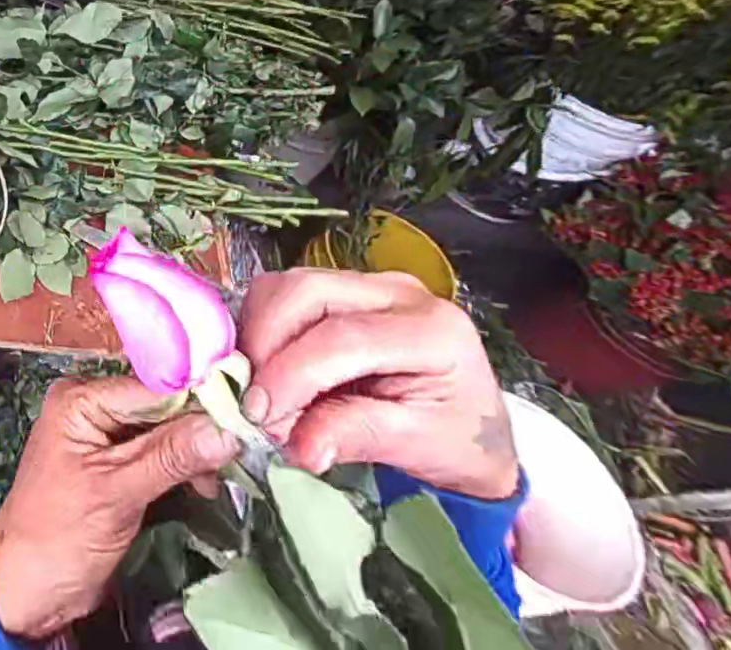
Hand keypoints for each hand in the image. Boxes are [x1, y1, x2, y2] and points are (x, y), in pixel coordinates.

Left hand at [0, 377, 239, 637]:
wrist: (24, 593)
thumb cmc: (58, 538)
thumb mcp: (117, 494)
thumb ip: (171, 457)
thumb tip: (226, 430)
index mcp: (81, 397)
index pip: (152, 387)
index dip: (197, 399)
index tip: (239, 413)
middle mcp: (94, 401)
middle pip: (161, 402)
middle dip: (198, 426)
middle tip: (237, 446)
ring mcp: (106, 429)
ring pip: (166, 425)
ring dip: (194, 448)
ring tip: (220, 473)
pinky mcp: (118, 456)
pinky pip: (160, 446)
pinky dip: (182, 462)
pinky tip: (204, 481)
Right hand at [238, 269, 517, 500]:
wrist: (476, 425)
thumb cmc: (459, 441)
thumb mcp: (421, 448)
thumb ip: (358, 436)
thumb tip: (298, 445)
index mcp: (430, 330)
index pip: (342, 338)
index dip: (292, 374)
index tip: (260, 416)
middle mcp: (398, 292)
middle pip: (308, 291)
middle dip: (266, 342)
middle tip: (253, 401)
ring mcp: (370, 283)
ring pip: (290, 283)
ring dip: (260, 331)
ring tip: (261, 387)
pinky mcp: (346, 289)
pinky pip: (288, 292)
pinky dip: (265, 325)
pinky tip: (269, 367)